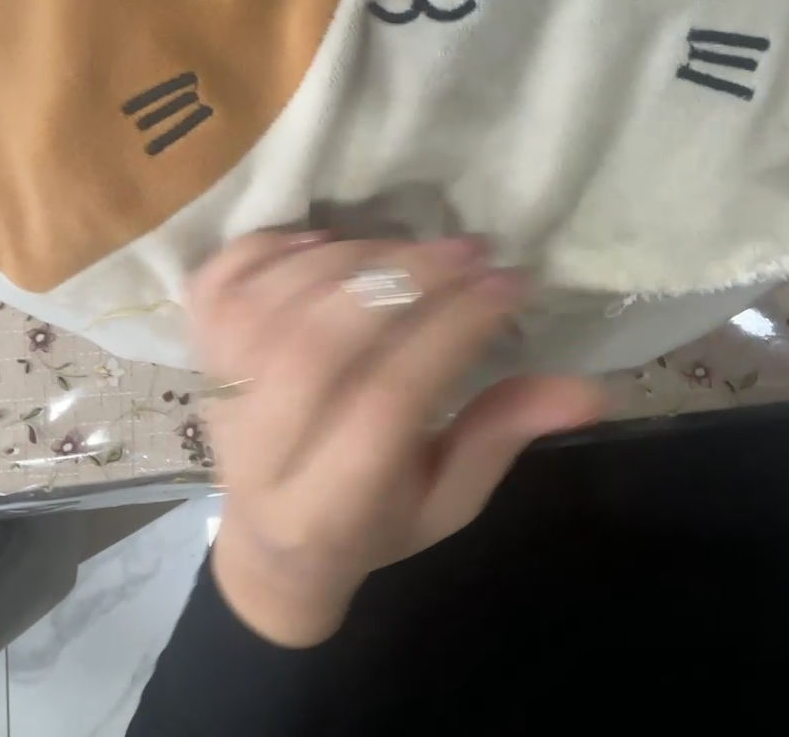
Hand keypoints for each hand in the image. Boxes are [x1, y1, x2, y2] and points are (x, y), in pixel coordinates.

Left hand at [187, 232, 605, 645]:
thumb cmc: (376, 524)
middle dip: (400, 281)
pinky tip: (325, 240)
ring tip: (411, 246)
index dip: (455, 331)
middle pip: (315, 347)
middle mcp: (260, 452)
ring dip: (348, 258)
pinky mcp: (197, 361)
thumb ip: (504, 436)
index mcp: (329, 508)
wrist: (269, 546)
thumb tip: (591, 388)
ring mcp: (217, 401)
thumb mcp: (448, 500)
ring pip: (267, 307)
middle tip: (466, 248)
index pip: (389, 402)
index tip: (512, 284)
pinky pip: (218, 285)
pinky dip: (268, 246)